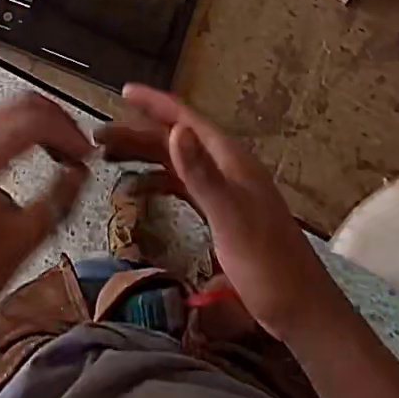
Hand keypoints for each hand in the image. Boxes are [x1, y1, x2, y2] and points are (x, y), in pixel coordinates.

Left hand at [0, 94, 92, 324]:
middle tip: (82, 148)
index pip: (35, 120)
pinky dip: (32, 131)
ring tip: (69, 152)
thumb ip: (57, 201)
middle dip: (62, 122)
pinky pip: (6, 123)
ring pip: (17, 109)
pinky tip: (46, 153)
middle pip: (27, 104)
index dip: (69, 133)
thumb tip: (80, 174)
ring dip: (49, 124)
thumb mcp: (20, 242)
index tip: (87, 152)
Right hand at [96, 84, 345, 342]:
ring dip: (144, 156)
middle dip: (138, 133)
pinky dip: (158, 182)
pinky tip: (138, 189)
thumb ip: (202, 174)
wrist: (299, 307)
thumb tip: (176, 131)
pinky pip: (182, 186)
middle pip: (175, 139)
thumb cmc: (267, 262)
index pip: (186, 118)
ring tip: (109, 159)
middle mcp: (224, 166)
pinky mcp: (219, 212)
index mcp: (228, 158)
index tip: (125, 90)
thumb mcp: (229, 216)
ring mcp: (223, 188)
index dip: (155, 102)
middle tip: (99, 138)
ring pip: (176, 162)